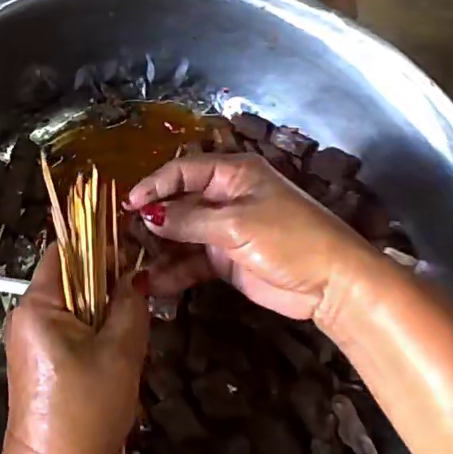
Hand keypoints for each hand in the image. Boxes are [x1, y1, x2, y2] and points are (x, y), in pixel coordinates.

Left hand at [0, 247, 148, 453]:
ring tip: (135, 320)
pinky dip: (96, 328)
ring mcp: (31, 338)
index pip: (66, 249)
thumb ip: (131, 301)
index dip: (100, 243)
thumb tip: (137, 273)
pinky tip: (120, 347)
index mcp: (37, 304)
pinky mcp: (40, 359)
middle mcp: (26, 314)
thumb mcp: (121, 350)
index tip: (133, 249)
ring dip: (106, 307)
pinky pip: (71, 325)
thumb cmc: (86, 410)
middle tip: (142, 289)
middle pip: (72, 275)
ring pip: (75, 302)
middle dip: (108, 280)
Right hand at [125, 153, 380, 322]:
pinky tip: (152, 284)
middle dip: (153, 217)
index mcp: (233, 173)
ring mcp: (225, 228)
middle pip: (180, 200)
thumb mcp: (236, 224)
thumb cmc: (288, 238)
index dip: (155, 184)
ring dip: (160, 247)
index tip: (128, 203)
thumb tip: (149, 214)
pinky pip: (193, 260)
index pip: (184, 169)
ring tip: (130, 263)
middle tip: (121, 236)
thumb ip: (190, 219)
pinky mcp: (227, 258)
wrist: (331, 282)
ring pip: (182, 233)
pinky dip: (174, 271)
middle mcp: (226, 195)